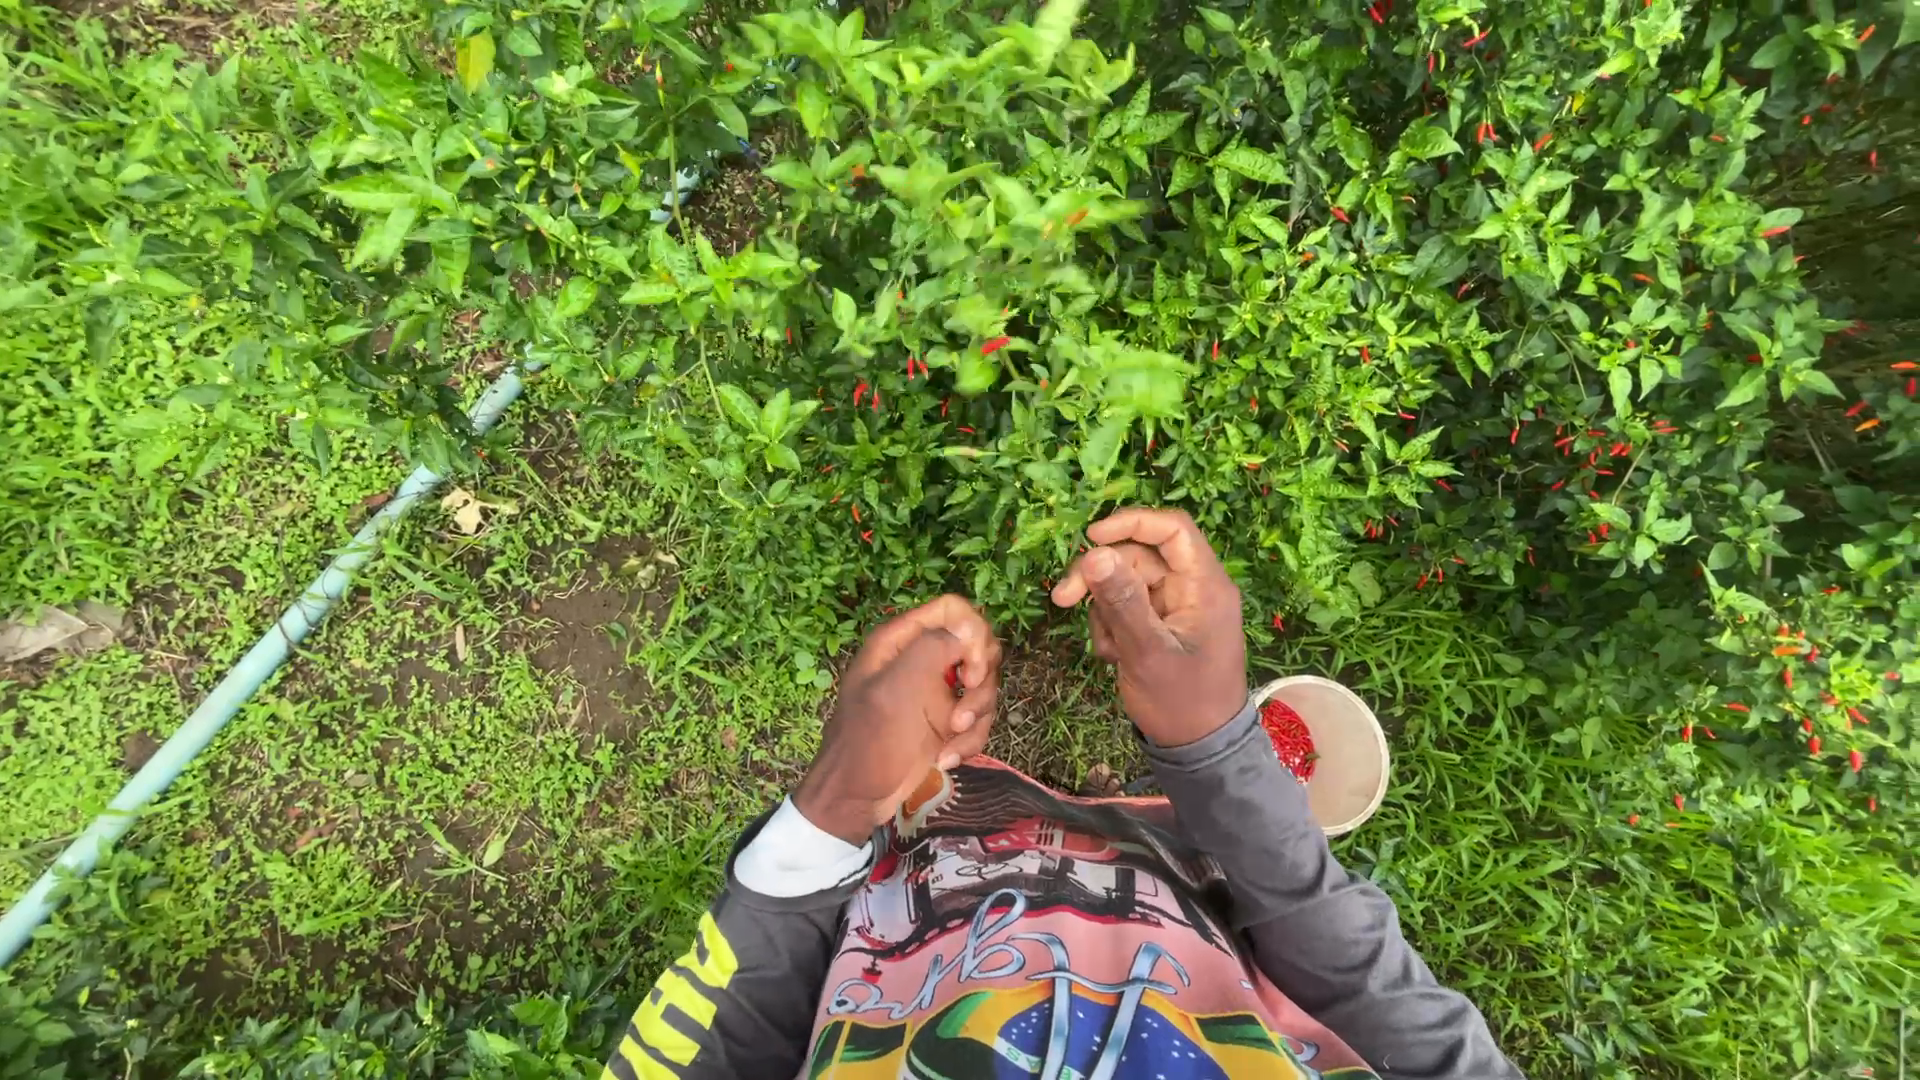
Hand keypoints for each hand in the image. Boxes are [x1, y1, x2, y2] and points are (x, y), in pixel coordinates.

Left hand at [793, 595, 1002, 843]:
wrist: (856, 799)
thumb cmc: (869, 741)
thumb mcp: (894, 690)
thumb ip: (932, 649)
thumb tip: (970, 629)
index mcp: (900, 640)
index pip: (954, 610)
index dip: (973, 635)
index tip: (971, 671)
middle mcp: (920, 658)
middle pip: (977, 647)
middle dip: (979, 682)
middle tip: (961, 712)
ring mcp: (935, 690)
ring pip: (983, 685)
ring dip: (975, 717)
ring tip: (950, 742)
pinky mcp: (946, 720)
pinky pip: (979, 717)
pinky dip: (970, 740)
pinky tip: (948, 757)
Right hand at [1051, 507, 1245, 746]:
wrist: (1198, 750)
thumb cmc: (1181, 701)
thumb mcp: (1146, 651)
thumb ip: (1121, 602)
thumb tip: (1094, 553)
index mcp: (1204, 585)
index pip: (1171, 529)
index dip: (1131, 523)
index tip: (1091, 538)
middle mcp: (1192, 587)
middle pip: (1137, 556)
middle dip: (1099, 576)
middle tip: (1062, 599)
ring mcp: (1176, 607)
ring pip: (1126, 583)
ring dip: (1104, 610)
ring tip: (1106, 649)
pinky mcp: (1161, 625)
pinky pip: (1127, 608)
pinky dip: (1111, 627)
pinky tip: (1113, 656)